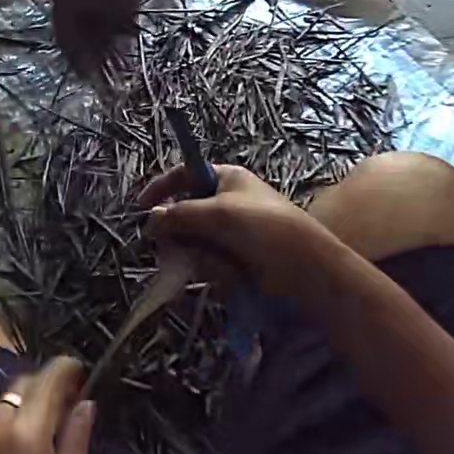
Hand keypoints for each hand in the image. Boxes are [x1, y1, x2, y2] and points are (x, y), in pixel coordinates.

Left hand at [0, 358, 94, 453]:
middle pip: (22, 387)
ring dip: (24, 410)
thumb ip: (76, 448)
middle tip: (70, 409)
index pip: (48, 379)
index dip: (69, 370)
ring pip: (1, 407)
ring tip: (45, 439)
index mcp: (23, 437)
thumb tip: (86, 405)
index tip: (85, 374)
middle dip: (47, 389)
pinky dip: (3, 431)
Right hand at [137, 164, 340, 296]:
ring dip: (200, 257)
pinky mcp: (239, 261)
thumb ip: (180, 214)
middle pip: (186, 213)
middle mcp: (229, 203)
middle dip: (181, 233)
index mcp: (228, 179)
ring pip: (195, 243)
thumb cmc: (267, 230)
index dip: (163, 187)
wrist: (312, 273)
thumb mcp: (220, 214)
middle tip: (174, 248)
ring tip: (220, 267)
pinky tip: (228, 279)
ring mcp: (234, 234)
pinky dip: (214, 272)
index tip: (141, 207)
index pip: (186, 174)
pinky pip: (211, 264)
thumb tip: (150, 218)